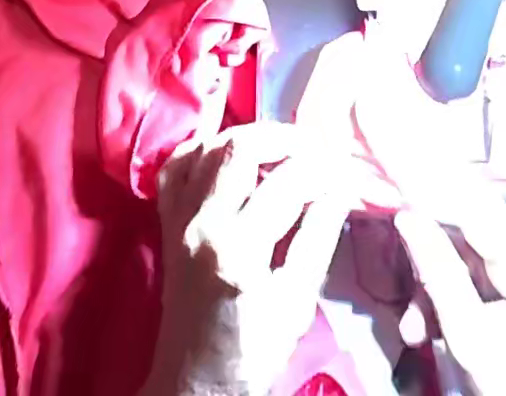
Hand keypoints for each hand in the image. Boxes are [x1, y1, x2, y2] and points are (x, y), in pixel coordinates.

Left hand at [143, 122, 356, 395]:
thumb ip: (317, 239)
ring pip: (209, 145)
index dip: (319, 167)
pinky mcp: (165, 216)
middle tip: (312, 145)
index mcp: (239, 252)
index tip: (341, 165)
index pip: (285, 184)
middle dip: (282, 137)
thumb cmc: (252, 350)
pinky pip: (177, 162)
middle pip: (239, 148)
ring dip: (248, 135)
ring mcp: (177, 215)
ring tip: (280, 144)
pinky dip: (203, 145)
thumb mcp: (297, 303)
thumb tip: (339, 188)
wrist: (194, 378)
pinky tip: (228, 149)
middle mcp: (201, 222)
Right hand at [393, 196, 505, 395]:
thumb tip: (405, 214)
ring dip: (429, 273)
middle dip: (426, 236)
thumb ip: (437, 269)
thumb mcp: (469, 335)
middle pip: (467, 218)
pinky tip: (424, 326)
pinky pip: (465, 264)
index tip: (390, 167)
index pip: (474, 207)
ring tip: (415, 321)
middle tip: (392, 230)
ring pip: (460, 242)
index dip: (430, 186)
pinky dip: (441, 287)